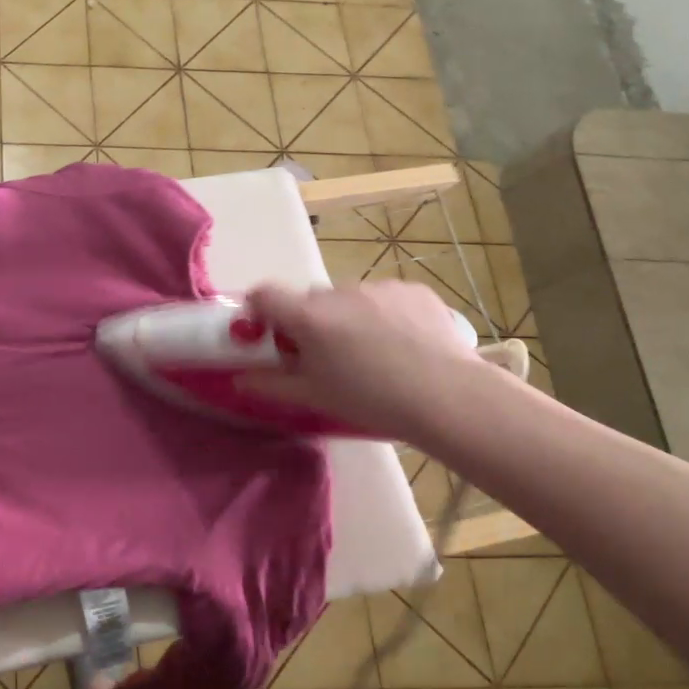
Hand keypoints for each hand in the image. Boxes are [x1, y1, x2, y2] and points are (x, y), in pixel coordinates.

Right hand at [240, 280, 483, 439]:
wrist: (450, 397)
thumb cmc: (372, 400)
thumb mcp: (314, 397)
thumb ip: (269, 383)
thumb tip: (238, 378)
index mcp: (308, 316)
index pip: (263, 294)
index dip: (259, 311)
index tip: (268, 335)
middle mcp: (337, 292)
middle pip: (309, 300)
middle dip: (309, 323)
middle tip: (325, 358)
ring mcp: (377, 287)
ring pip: (348, 299)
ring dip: (348, 319)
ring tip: (373, 354)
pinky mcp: (411, 290)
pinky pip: (383, 298)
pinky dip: (383, 316)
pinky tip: (403, 345)